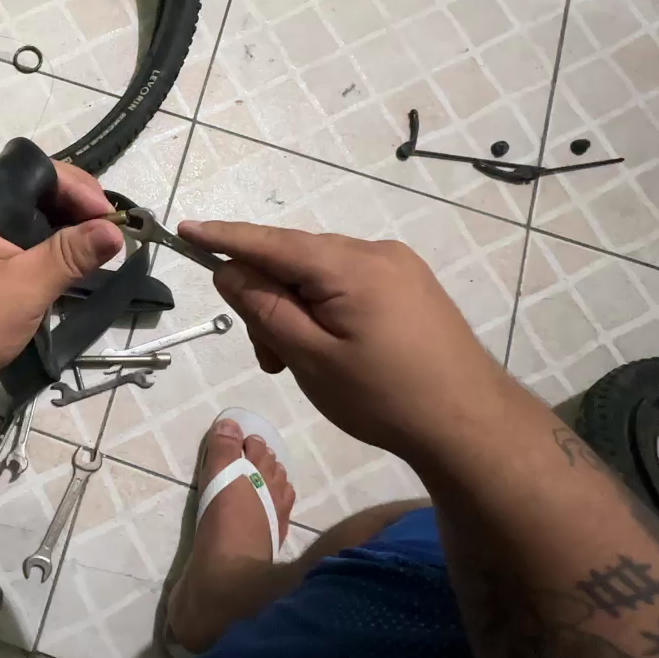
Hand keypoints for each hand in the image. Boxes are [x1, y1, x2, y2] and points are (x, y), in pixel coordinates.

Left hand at [0, 163, 123, 384]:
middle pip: (35, 190)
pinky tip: (68, 261)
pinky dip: (46, 244)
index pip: (39, 171)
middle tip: (107, 229)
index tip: (107, 216)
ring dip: (63, 226)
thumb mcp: (28, 286)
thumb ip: (71, 255)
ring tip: (96, 244)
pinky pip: (19, 238)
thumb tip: (114, 230)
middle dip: (75, 204)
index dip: (78, 187)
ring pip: (29, 215)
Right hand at [178, 221, 521, 460]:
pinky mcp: (408, 285)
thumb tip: (229, 268)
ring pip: (318, 275)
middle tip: (269, 358)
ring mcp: (397, 267)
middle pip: (293, 261)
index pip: (270, 242)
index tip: (184, 229)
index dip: (224, 237)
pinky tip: (328, 348)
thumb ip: (264, 307)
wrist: (474, 429)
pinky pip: (345, 283)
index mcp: (350, 266)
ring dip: (294, 310)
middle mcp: (374, 252)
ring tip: (299, 363)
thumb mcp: (310, 357)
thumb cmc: (385, 398)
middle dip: (267, 300)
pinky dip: (321, 309)